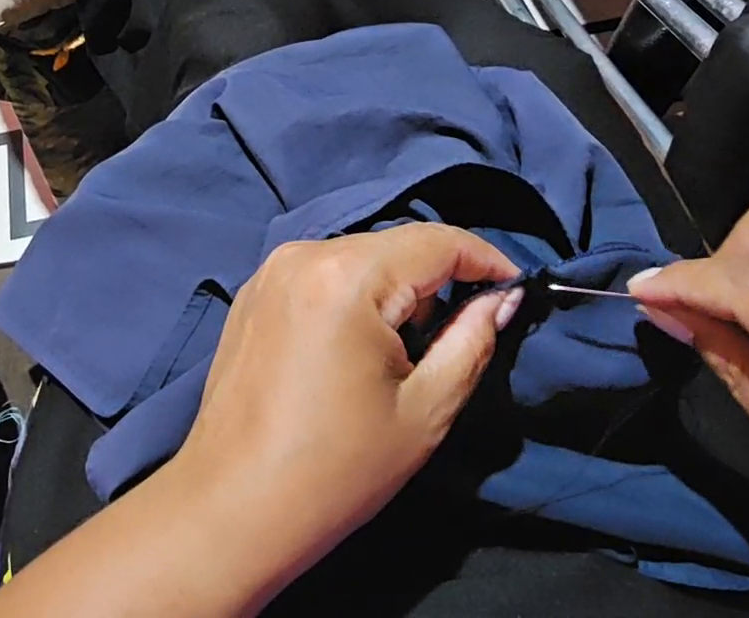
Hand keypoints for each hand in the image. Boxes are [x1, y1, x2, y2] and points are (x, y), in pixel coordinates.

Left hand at [0, 222, 522, 617]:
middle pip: (395, 246)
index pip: (436, 241)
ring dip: (395, 288)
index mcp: (347, 276)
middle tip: (461, 332)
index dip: (485, 258)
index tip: (515, 286)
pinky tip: (356, 346)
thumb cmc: (336, 468)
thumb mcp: (425, 410)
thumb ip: (472, 341)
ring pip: (359, 257)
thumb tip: (501, 299)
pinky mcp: (253, 292)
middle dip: (438, 279)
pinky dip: (354, 294)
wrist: (232, 507)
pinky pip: (322, 272)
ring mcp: (271, 269)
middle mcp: (304, 253)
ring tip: (405, 350)